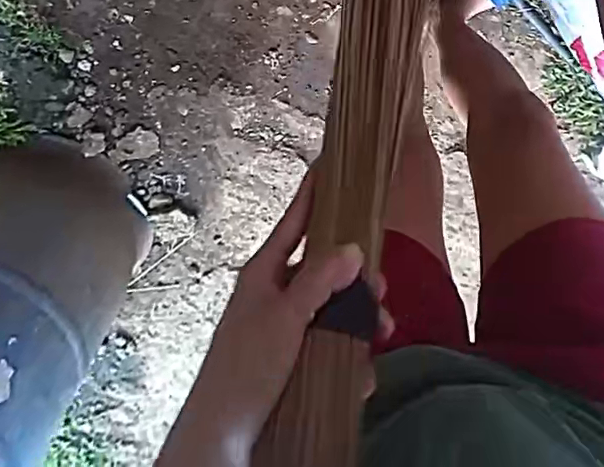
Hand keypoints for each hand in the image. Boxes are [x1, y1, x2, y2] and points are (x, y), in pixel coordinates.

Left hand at [155, 174, 370, 466]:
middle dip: (356, 278)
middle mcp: (277, 293)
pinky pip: (331, 346)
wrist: (221, 442)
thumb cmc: (244, 369)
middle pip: (325, 268)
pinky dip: (350, 356)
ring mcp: (287, 328)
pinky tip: (361, 374)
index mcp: (266, 272)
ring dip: (360, 319)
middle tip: (381, 286)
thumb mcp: (284, 318)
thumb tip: (353, 248)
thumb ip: (318, 281)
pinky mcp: (295, 361)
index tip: (329, 164)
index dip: (313, 193)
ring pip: (334, 308)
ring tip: (381, 332)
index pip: (295, 221)